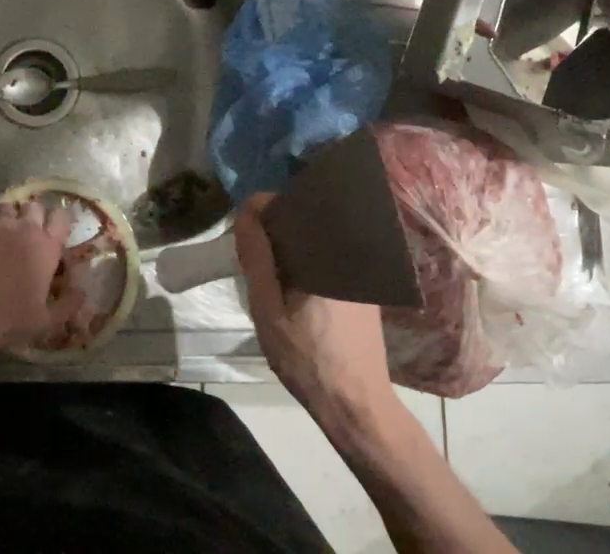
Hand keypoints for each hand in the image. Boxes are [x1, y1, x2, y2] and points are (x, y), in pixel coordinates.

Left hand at [0, 200, 70, 360]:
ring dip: (7, 218)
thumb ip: (69, 305)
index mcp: (46, 247)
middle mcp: (23, 227)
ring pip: (7, 207)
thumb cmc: (6, 321)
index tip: (53, 232)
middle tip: (25, 236)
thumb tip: (83, 292)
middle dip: (32, 218)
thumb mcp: (45, 322)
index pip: (62, 217)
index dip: (58, 223)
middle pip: (34, 207)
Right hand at [235, 192, 395, 419]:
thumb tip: (247, 212)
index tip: (244, 237)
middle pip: (304, 220)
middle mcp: (348, 253)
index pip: (288, 205)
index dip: (260, 213)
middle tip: (256, 260)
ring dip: (292, 249)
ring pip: (317, 241)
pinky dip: (310, 264)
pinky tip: (297, 291)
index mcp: (325, 252)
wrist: (356, 404)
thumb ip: (257, 259)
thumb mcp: (268, 310)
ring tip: (274, 276)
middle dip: (275, 231)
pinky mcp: (365, 287)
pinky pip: (331, 259)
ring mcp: (361, 270)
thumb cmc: (307, 359)